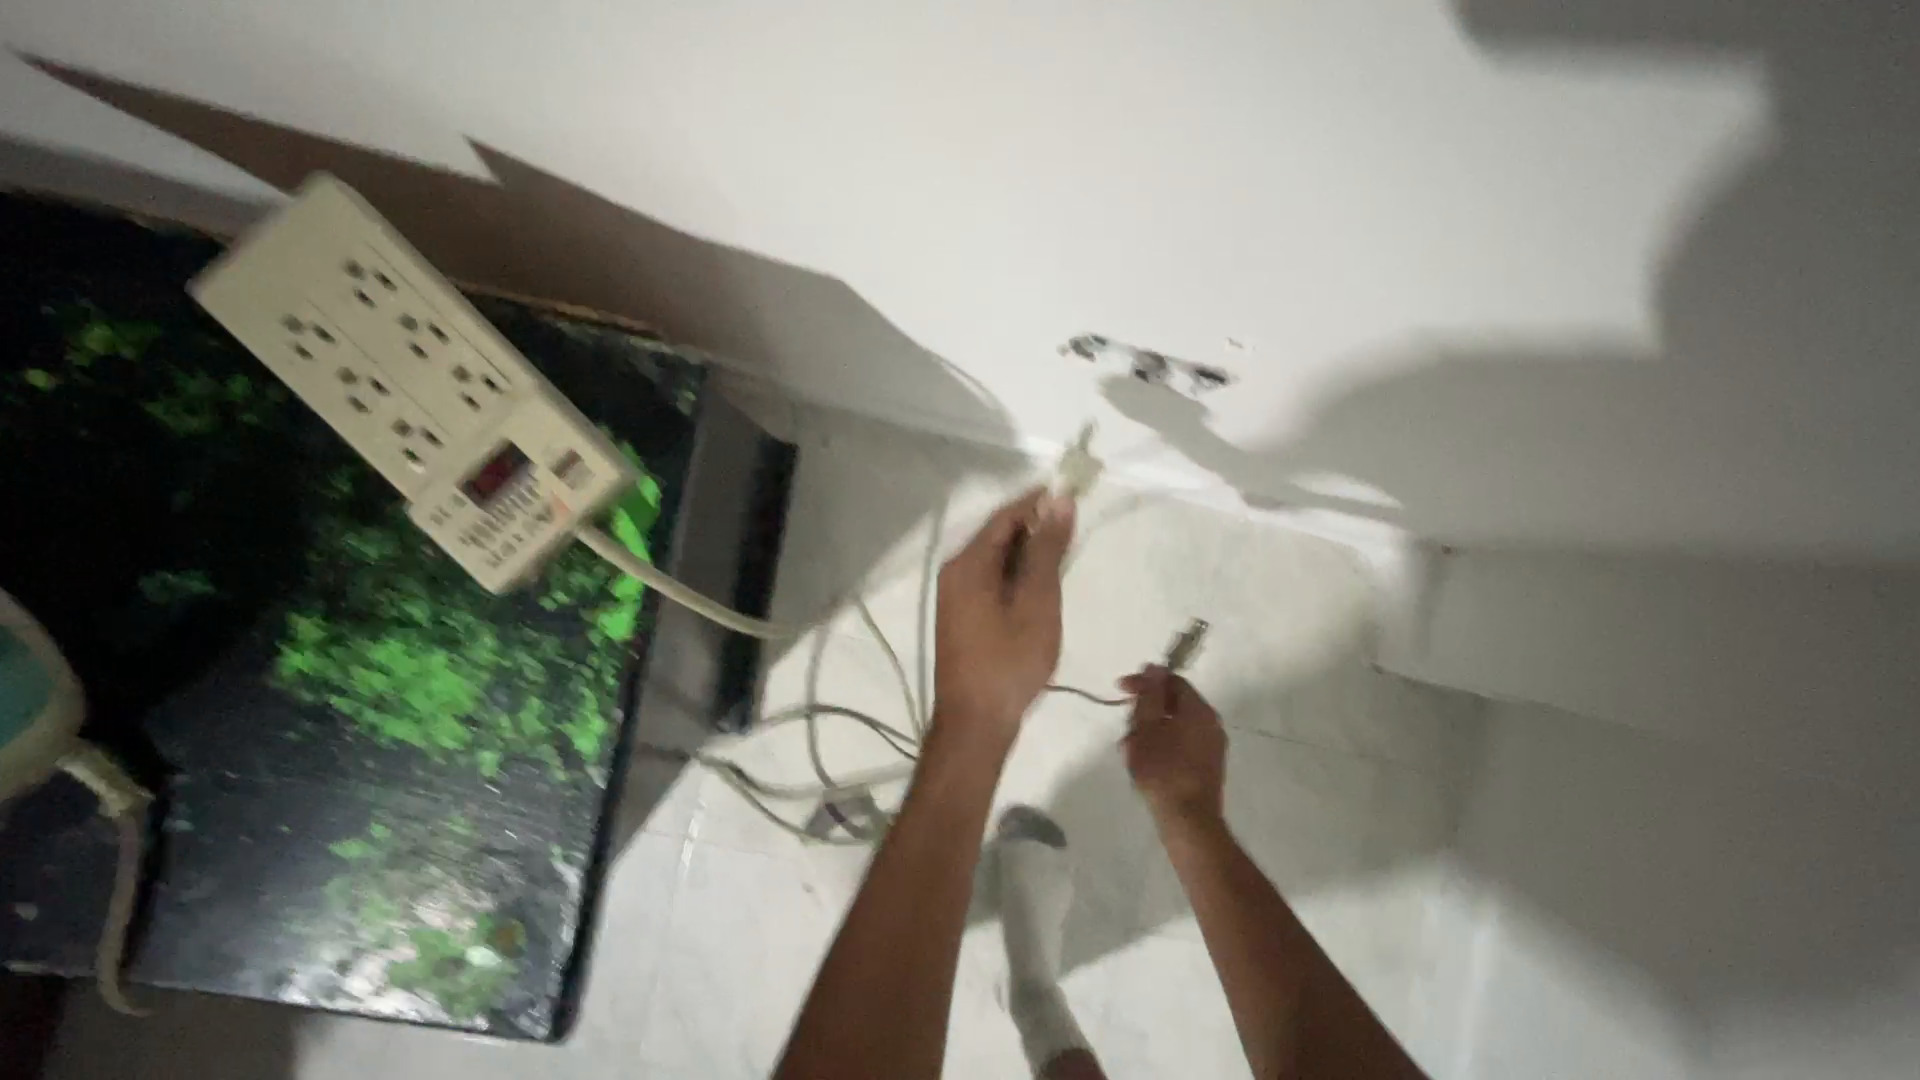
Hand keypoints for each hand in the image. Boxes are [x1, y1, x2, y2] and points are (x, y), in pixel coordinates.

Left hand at [932, 487, 1075, 742]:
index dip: (1038, 501)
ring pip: (996, 560)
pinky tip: (1041, 589)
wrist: (975, 721)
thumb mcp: (1037, 601)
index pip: (1006, 516)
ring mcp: (955, 596)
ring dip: (1029, 555)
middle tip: (1074, 532)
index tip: (1072, 494)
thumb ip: (1048, 550)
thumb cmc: (1009, 660)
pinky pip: (990, 580)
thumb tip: (1060, 501)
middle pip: (998, 535)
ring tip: (1064, 560)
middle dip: (1036, 528)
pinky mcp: (962, 616)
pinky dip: (1017, 577)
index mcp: (968, 563)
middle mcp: (955, 572)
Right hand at [1120, 665, 1226, 827]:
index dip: (1144, 681)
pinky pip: (1181, 744)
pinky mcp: (1207, 767)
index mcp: (1199, 710)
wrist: (1188, 819)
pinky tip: (1144, 762)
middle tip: (1125, 727)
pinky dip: (1161, 746)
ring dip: (1149, 731)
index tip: (1120, 690)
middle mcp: (1211, 724)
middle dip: (1144, 712)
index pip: (1171, 681)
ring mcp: (1211, 747)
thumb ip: (1149, 695)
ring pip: (1174, 726)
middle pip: (1173, 704)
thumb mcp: (1147, 727)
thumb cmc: (1162, 770)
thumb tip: (1154, 667)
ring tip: (1129, 750)